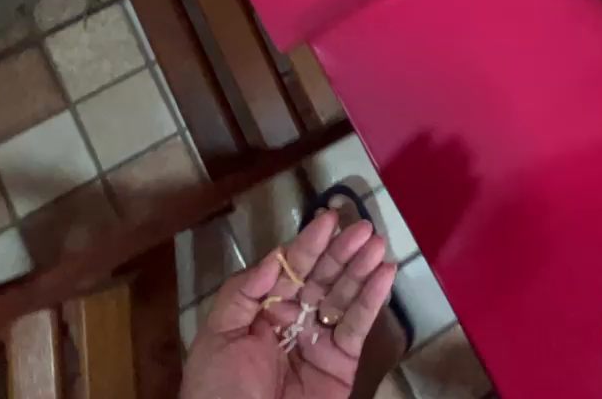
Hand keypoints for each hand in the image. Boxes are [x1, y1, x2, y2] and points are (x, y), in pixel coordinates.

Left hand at [181, 208, 397, 398]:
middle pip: (322, 276)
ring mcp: (320, 339)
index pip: (289, 270)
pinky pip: (358, 323)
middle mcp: (293, 319)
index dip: (309, 244)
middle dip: (342, 250)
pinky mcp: (342, 359)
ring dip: (362, 267)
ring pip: (344, 294)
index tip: (328, 219)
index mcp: (262, 313)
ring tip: (378, 243)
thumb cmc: (220, 395)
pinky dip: (373, 298)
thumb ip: (241, 294)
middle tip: (363, 228)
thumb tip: (276, 256)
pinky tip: (385, 273)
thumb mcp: (215, 342)